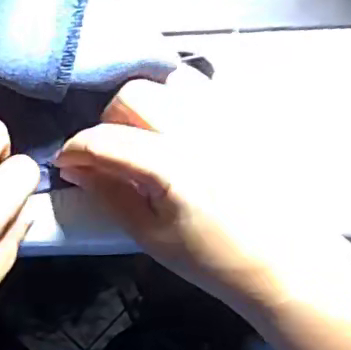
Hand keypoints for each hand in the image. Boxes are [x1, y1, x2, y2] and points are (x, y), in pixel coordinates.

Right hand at [55, 69, 348, 316]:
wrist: (284, 263)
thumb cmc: (218, 259)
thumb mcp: (151, 236)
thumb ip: (110, 196)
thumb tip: (79, 172)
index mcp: (172, 165)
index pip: (105, 138)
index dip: (75, 149)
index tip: (66, 163)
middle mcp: (199, 130)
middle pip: (133, 96)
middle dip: (109, 122)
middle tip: (109, 157)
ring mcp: (227, 119)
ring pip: (167, 86)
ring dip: (144, 110)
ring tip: (147, 146)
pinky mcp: (246, 119)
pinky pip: (201, 92)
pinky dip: (178, 107)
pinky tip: (179, 140)